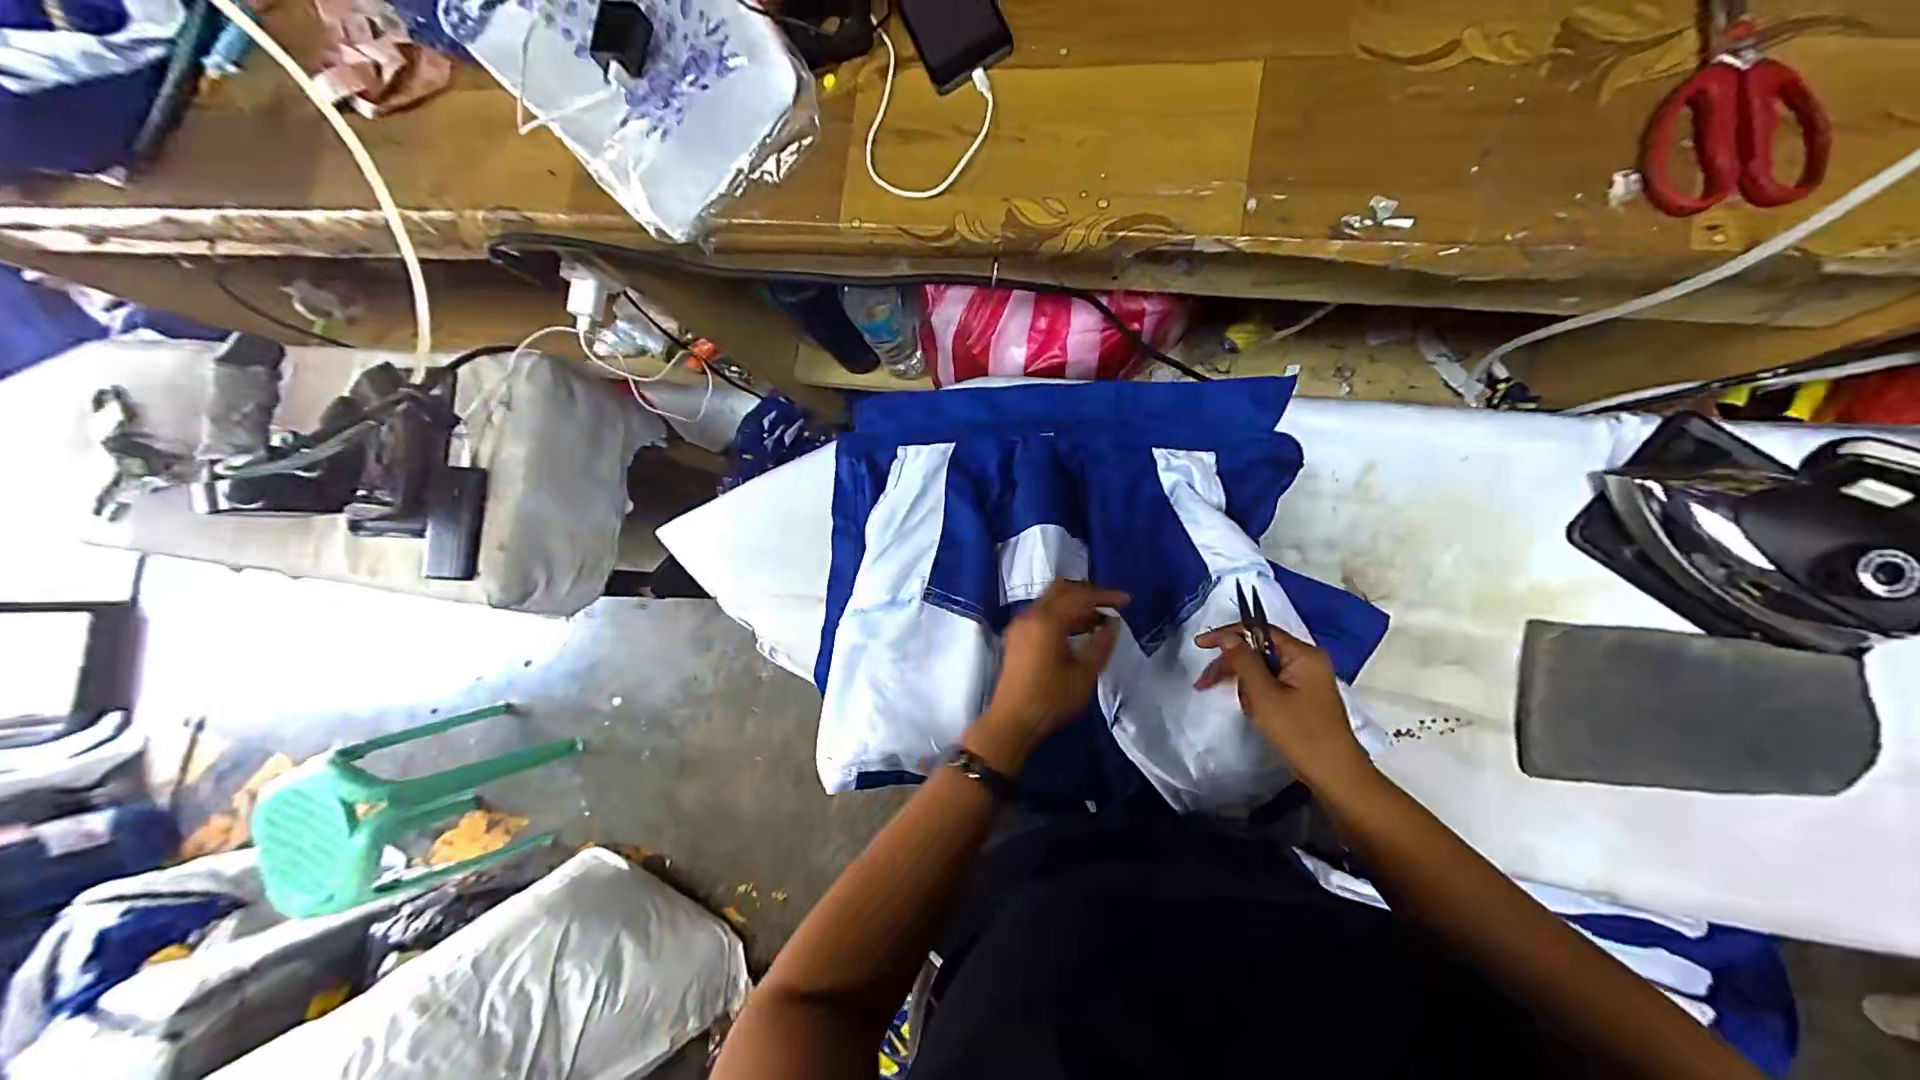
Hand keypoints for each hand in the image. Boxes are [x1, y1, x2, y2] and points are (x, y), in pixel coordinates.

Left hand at [967, 579, 1128, 773]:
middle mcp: (1030, 615)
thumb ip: (1102, 644)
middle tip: (1111, 606)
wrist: (1012, 721)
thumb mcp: (1085, 674)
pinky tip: (1078, 631)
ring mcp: (1020, 624)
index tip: (1126, 601)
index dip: (1105, 595)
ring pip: (1051, 600)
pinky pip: (1042, 612)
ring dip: (1075, 605)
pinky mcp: (1016, 635)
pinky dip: (1062, 614)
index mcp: (1047, 621)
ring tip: (1099, 621)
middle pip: (1062, 590)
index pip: (1080, 596)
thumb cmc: (1051, 700)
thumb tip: (1113, 623)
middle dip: (1088, 594)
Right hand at [1193, 622, 1371, 786]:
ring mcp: (1306, 678)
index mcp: (1303, 654)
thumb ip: (1243, 661)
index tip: (1200, 645)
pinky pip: (1272, 682)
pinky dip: (1256, 692)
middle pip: (1258, 649)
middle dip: (1232, 664)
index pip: (1259, 630)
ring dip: (1243, 682)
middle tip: (1205, 681)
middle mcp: (1307, 660)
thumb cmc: (1299, 732)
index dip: (1227, 635)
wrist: (1333, 773)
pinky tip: (1251, 708)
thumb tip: (1226, 636)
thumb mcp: (1264, 695)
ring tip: (1239, 705)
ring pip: (1263, 668)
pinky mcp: (1303, 695)